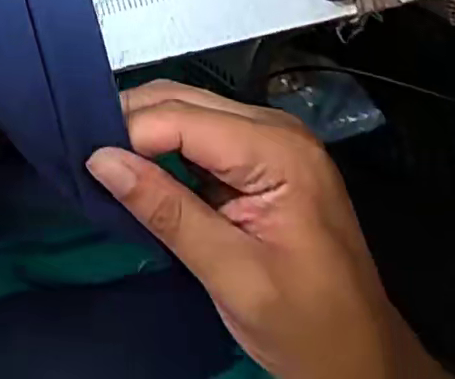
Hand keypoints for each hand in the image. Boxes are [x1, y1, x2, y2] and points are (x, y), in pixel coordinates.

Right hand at [86, 81, 449, 378]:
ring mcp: (266, 137)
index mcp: (277, 150)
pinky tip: (137, 168)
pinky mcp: (255, 154)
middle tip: (87, 158)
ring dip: (140, 131)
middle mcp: (271, 126)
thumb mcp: (235, 278)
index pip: (181, 119)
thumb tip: (100, 160)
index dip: (129, 134)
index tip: (86, 163)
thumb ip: (167, 212)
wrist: (367, 365)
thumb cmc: (311, 330)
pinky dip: (160, 145)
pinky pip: (194, 132)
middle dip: (129, 124)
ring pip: (182, 109)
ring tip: (104, 162)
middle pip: (180, 101)